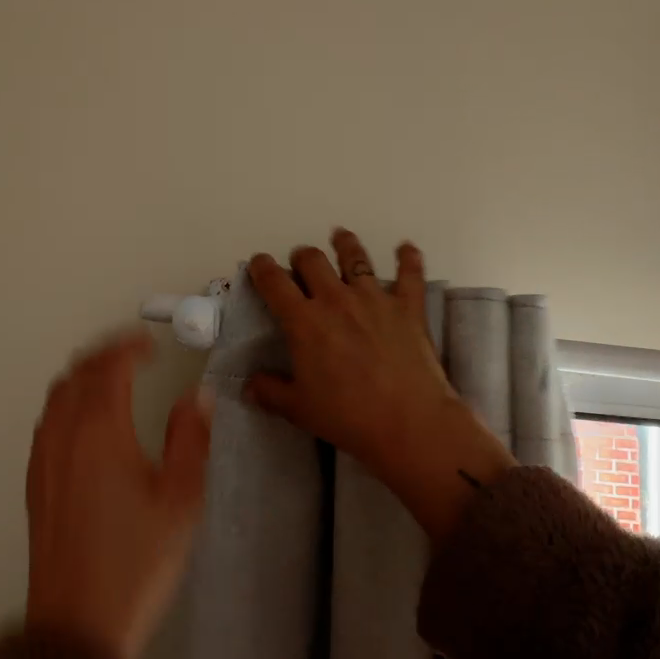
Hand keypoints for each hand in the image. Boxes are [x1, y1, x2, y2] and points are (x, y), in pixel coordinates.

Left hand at [25, 331, 211, 658]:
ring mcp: (43, 459)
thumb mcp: (182, 499)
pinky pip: (47, 422)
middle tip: (135, 354)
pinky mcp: (35, 483)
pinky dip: (67, 403)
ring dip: (83, 376)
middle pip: (77, 373)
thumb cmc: (137, 560)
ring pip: (57, 396)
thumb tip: (196, 397)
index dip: (130, 345)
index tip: (151, 343)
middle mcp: (63, 435)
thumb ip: (190, 438)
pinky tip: (86, 425)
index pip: (109, 366)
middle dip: (106, 354)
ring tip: (112, 380)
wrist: (78, 622)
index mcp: (99, 430)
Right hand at [246, 230, 514, 541]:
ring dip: (345, 244)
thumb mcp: (299, 409)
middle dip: (302, 257)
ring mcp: (374, 299)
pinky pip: (410, 275)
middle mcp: (336, 300)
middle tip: (301, 262)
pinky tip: (406, 247)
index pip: (274, 283)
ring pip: (355, 258)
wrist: (408, 422)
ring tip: (341, 236)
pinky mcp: (408, 308)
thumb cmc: (347, 416)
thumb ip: (271, 392)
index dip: (262, 269)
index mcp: (304, 322)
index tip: (259, 263)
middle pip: (313, 261)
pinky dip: (408, 258)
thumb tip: (249, 385)